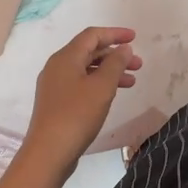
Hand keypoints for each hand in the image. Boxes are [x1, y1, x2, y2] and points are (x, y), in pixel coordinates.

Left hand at [23, 27, 141, 169]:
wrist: (48, 153)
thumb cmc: (77, 115)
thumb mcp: (102, 87)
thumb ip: (115, 63)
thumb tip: (123, 48)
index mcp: (66, 57)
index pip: (92, 35)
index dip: (115, 34)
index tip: (135, 38)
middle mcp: (57, 67)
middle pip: (89, 52)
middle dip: (115, 55)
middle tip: (138, 65)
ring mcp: (55, 86)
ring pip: (86, 70)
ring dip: (109, 72)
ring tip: (131, 82)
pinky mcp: (56, 103)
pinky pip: (81, 84)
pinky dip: (99, 84)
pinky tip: (112, 96)